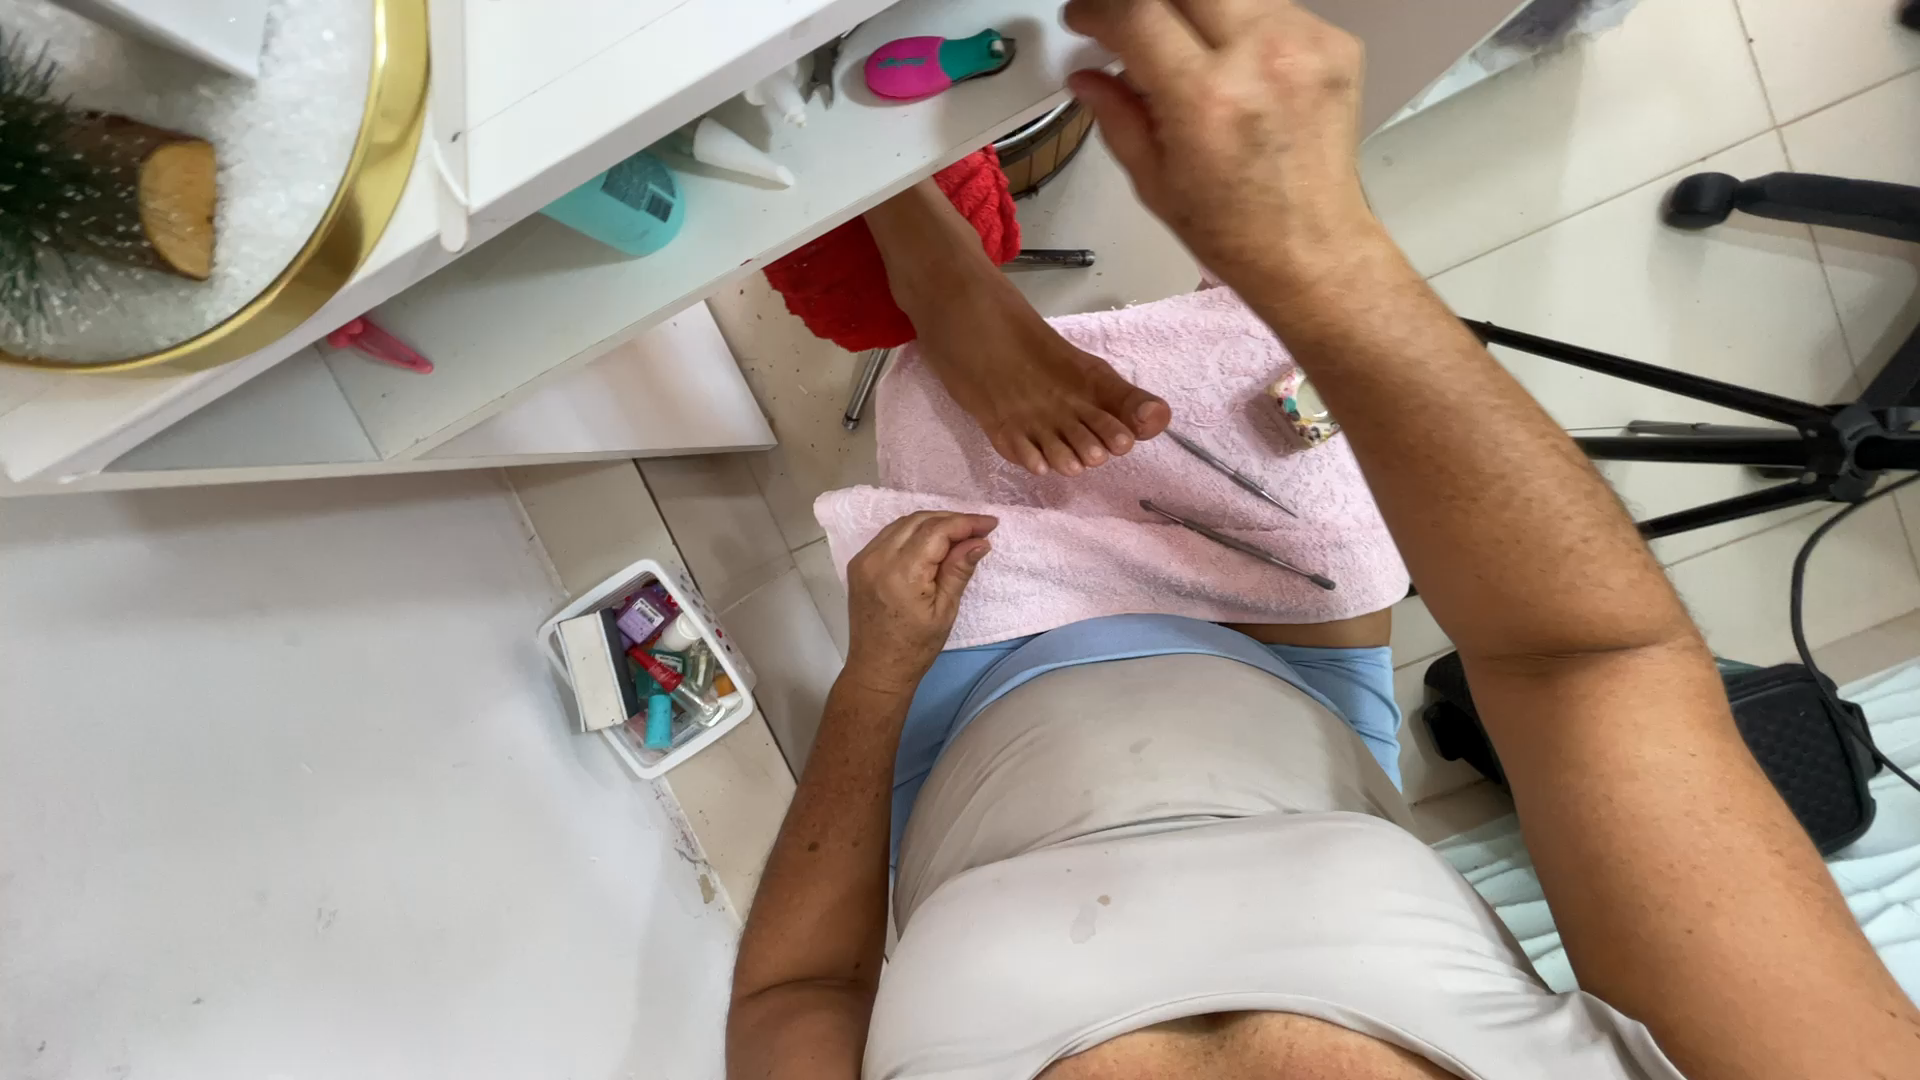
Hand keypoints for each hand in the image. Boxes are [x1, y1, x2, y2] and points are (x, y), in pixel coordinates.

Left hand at [843, 511, 997, 693]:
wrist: (877, 667)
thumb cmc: (916, 647)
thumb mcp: (945, 610)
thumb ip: (959, 570)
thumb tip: (980, 541)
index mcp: (901, 574)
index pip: (936, 531)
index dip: (965, 522)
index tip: (990, 524)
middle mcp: (878, 559)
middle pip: (920, 521)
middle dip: (952, 520)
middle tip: (979, 529)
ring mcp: (864, 559)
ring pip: (903, 523)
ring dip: (933, 522)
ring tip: (960, 533)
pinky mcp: (859, 562)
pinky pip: (889, 534)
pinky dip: (914, 531)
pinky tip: (932, 540)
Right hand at [1063, 0, 1380, 291]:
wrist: (1306, 248)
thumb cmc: (1234, 231)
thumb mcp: (1154, 183)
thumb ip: (1117, 118)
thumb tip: (1087, 78)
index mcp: (1205, 101)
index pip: (1139, 16)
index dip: (1101, 11)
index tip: (1086, 18)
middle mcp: (1259, 59)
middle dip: (1145, 5)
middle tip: (1127, 27)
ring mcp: (1304, 43)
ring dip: (1193, 13)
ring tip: (1183, 56)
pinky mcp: (1333, 42)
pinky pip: (1272, 9)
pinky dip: (1239, 28)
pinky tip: (1232, 70)